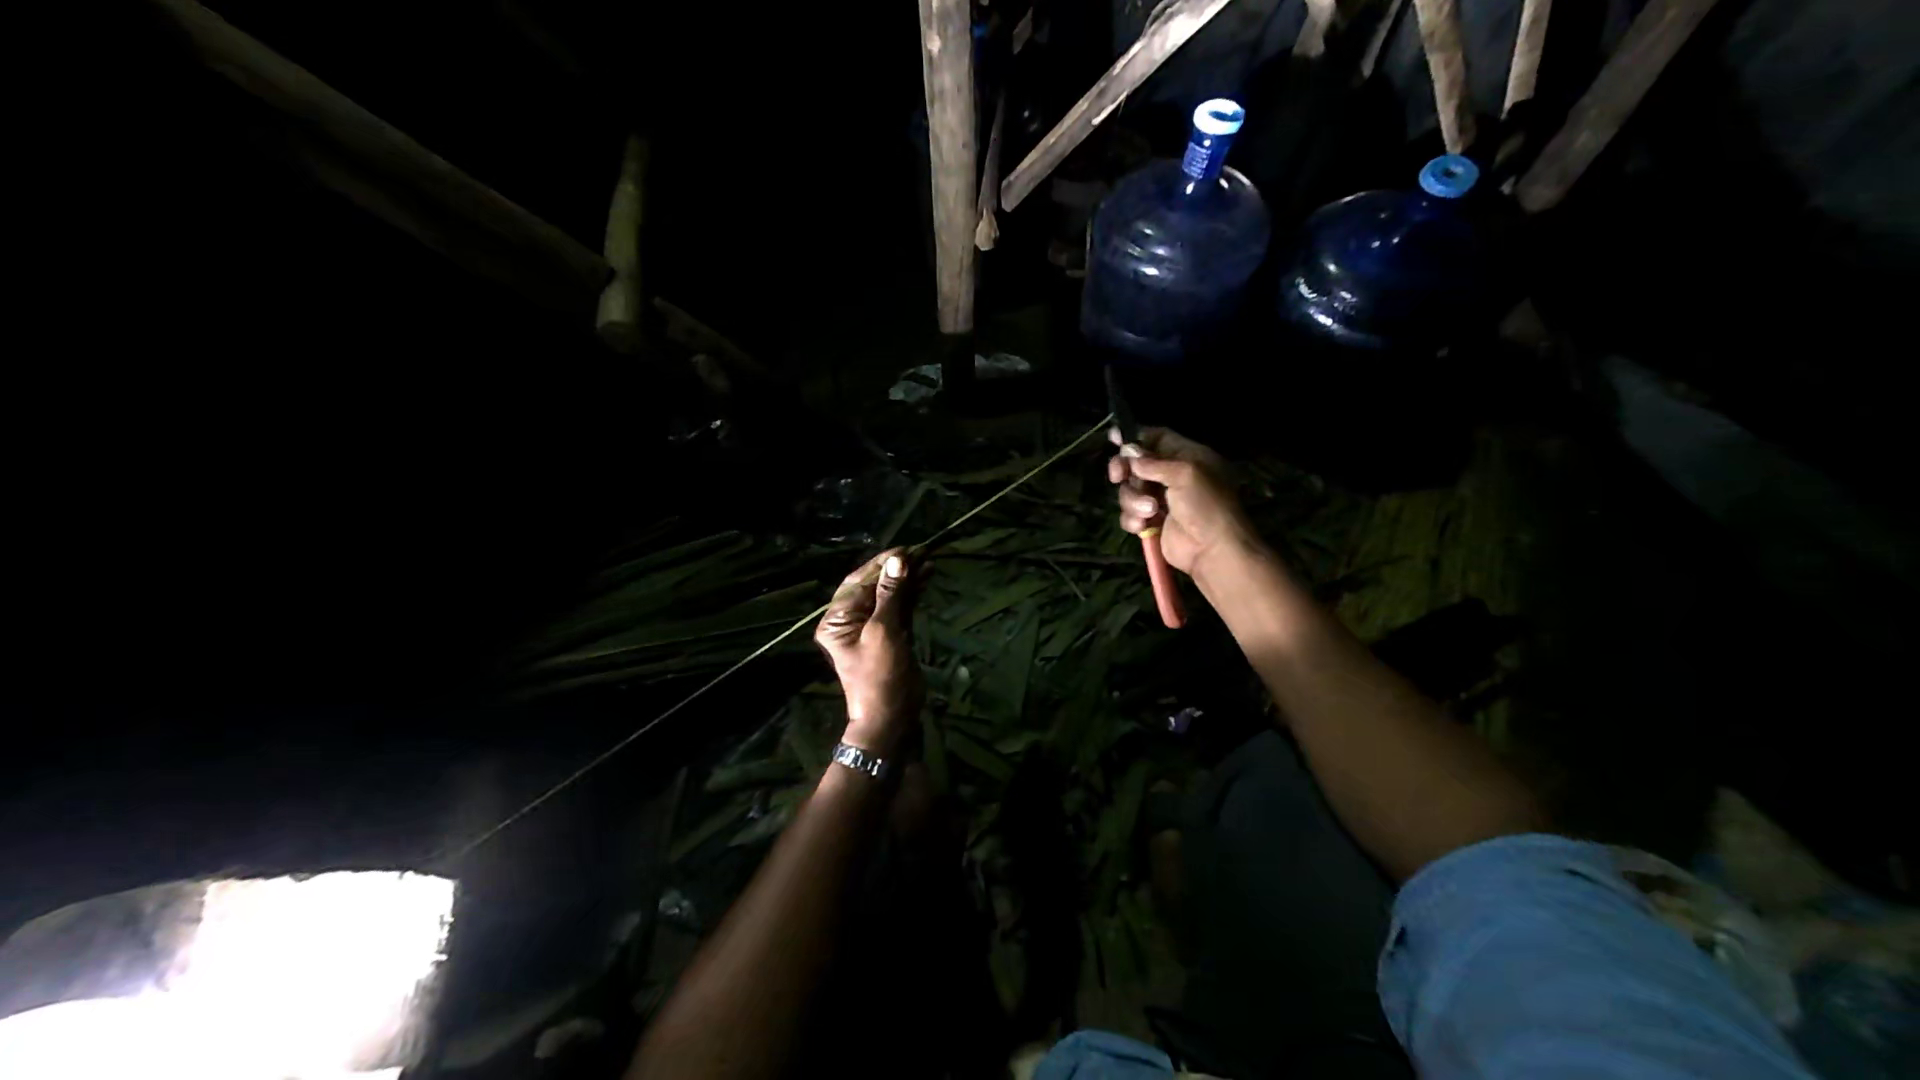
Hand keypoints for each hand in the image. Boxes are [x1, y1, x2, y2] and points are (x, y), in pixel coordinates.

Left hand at [814, 548, 923, 755]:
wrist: (891, 718)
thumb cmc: (880, 676)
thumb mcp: (883, 632)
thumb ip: (890, 595)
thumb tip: (898, 560)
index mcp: (837, 619)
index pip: (858, 582)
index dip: (881, 564)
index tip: (905, 549)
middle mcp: (850, 620)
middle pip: (874, 586)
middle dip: (896, 569)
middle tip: (920, 551)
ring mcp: (871, 628)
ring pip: (889, 595)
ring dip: (907, 578)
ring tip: (928, 560)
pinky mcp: (891, 635)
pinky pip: (899, 608)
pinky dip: (912, 594)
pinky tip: (926, 577)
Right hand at [1107, 427, 1263, 578]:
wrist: (1213, 550)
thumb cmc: (1206, 505)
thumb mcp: (1184, 473)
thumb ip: (1153, 461)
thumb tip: (1128, 451)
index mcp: (1187, 456)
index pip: (1157, 437)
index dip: (1136, 438)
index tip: (1114, 439)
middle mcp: (1172, 475)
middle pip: (1136, 463)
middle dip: (1125, 470)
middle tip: (1118, 476)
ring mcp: (1161, 499)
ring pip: (1130, 490)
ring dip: (1133, 500)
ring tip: (1150, 512)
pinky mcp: (1152, 522)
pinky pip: (1130, 514)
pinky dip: (1133, 519)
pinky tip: (1143, 526)